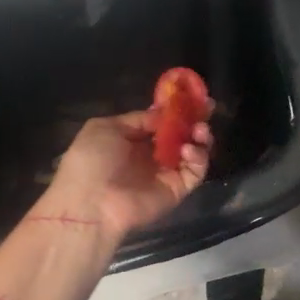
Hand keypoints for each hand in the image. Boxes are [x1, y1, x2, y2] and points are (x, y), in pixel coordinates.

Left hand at [49, 111, 210, 237]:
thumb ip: (138, 119)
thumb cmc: (92, 161)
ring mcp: (167, 172)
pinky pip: (195, 171)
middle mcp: (153, 154)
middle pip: (182, 134)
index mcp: (134, 138)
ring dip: (201, 138)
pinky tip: (188, 150)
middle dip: (195, 120)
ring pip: (193, 151)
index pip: (163, 121)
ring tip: (200, 130)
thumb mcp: (105, 128)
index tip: (193, 96)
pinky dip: (197, 158)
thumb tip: (163, 113)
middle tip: (207, 108)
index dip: (177, 109)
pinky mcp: (178, 189)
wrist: (91, 203)